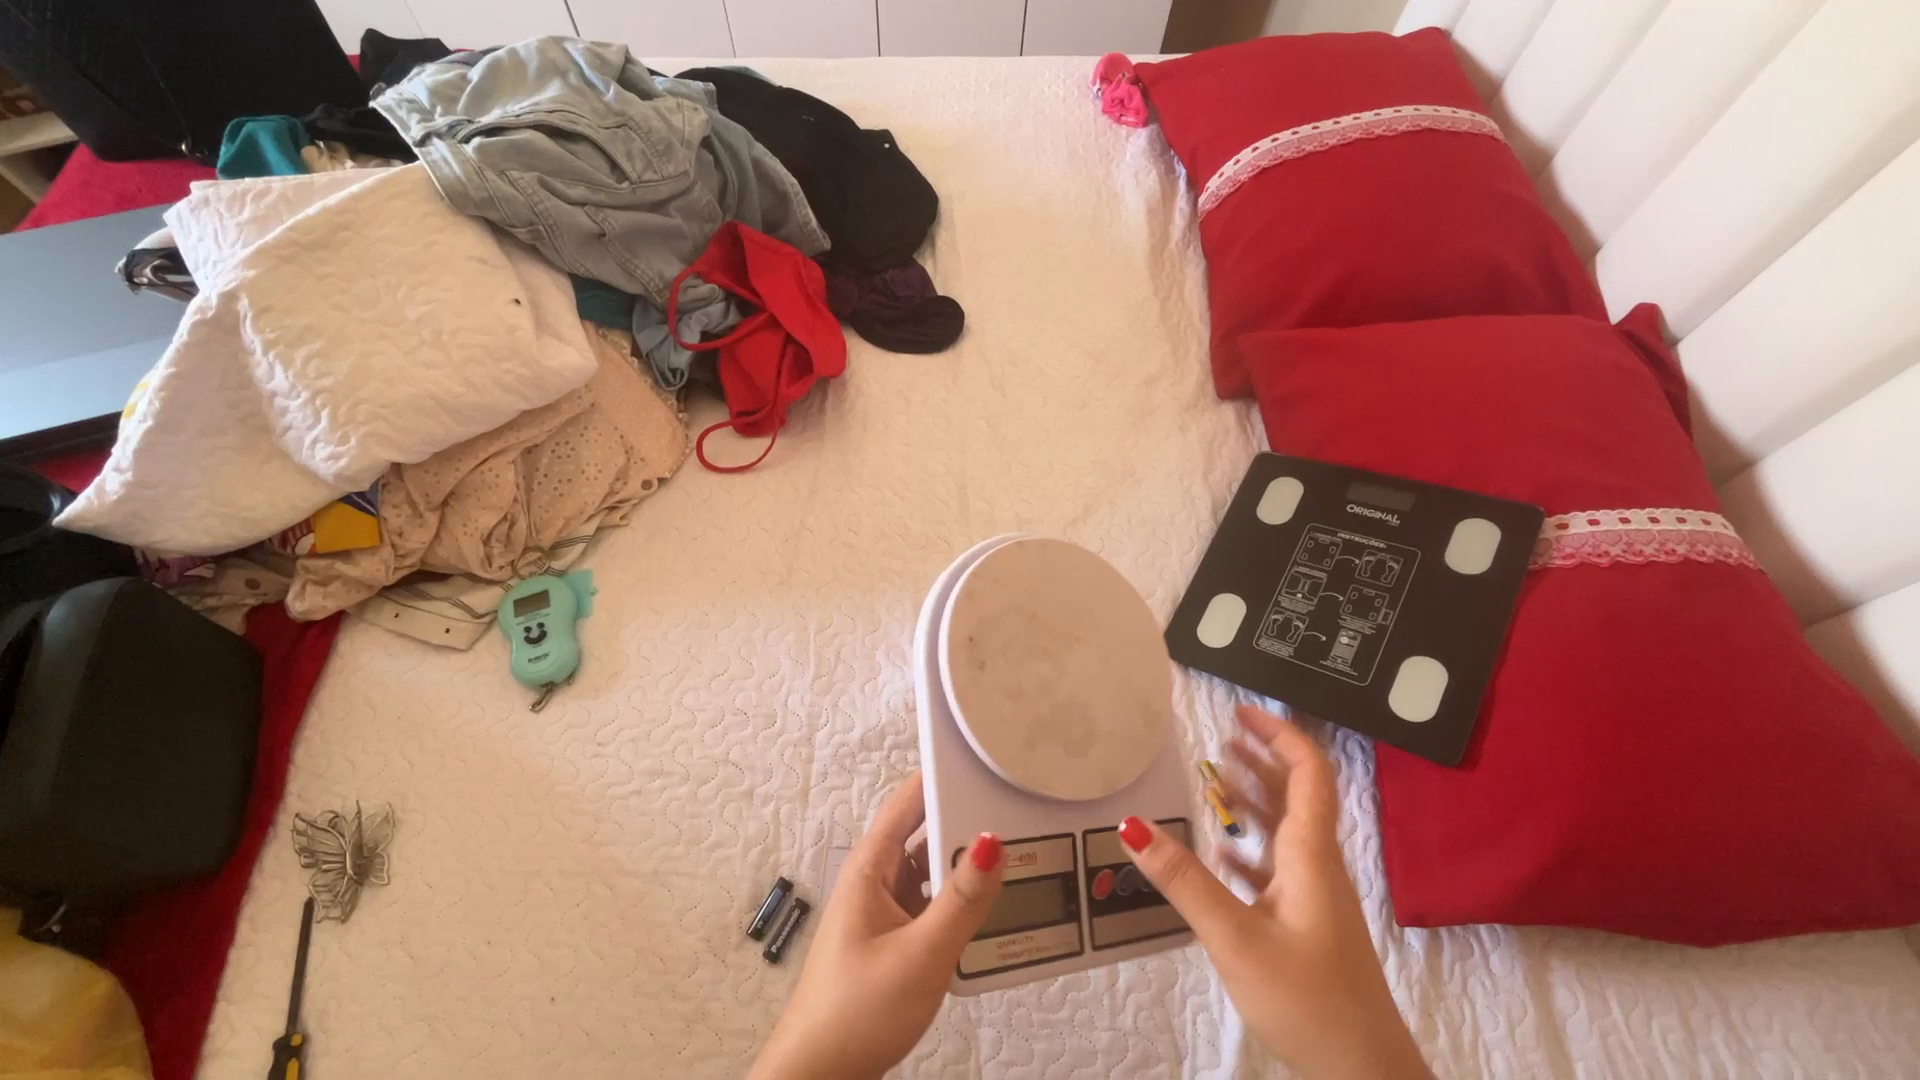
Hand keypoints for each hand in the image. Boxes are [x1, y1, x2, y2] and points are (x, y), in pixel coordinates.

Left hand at [750, 772, 1003, 1079]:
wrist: (821, 1077)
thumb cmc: (856, 1012)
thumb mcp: (920, 954)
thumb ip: (961, 901)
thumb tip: (992, 843)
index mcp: (870, 869)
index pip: (908, 801)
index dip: (941, 774)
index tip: (983, 757)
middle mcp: (876, 880)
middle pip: (925, 833)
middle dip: (965, 820)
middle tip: (1015, 807)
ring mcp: (885, 910)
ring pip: (932, 872)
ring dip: (965, 865)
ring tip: (1015, 851)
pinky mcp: (895, 939)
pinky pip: (934, 905)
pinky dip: (960, 901)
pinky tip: (993, 907)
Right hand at [1119, 706, 1429, 1079]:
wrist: (1365, 1074)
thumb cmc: (1309, 1001)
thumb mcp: (1236, 937)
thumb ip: (1184, 881)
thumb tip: (1132, 825)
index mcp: (1309, 855)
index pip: (1308, 773)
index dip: (1279, 735)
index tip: (1240, 711)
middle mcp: (1316, 865)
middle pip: (1296, 794)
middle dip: (1262, 758)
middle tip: (1221, 734)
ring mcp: (1314, 896)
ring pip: (1284, 830)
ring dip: (1254, 799)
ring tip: (1214, 779)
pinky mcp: (1306, 923)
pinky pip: (1277, 867)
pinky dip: (1249, 848)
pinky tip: (1221, 852)